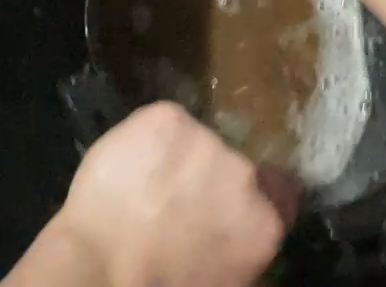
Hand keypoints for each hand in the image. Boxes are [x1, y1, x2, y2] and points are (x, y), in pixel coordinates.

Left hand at [49, 102, 297, 286]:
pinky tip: (132, 162)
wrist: (106, 267)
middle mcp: (242, 171)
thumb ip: (241, 237)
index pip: (279, 187)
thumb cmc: (166, 284)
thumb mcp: (225, 275)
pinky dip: (148, 137)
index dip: (256, 190)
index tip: (230, 196)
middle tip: (177, 197)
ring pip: (193, 138)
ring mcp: (204, 137)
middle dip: (207, 175)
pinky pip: (162, 121)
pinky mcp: (167, 116)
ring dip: (176, 154)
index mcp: (264, 219)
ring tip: (148, 182)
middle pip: (230, 161)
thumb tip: (232, 223)